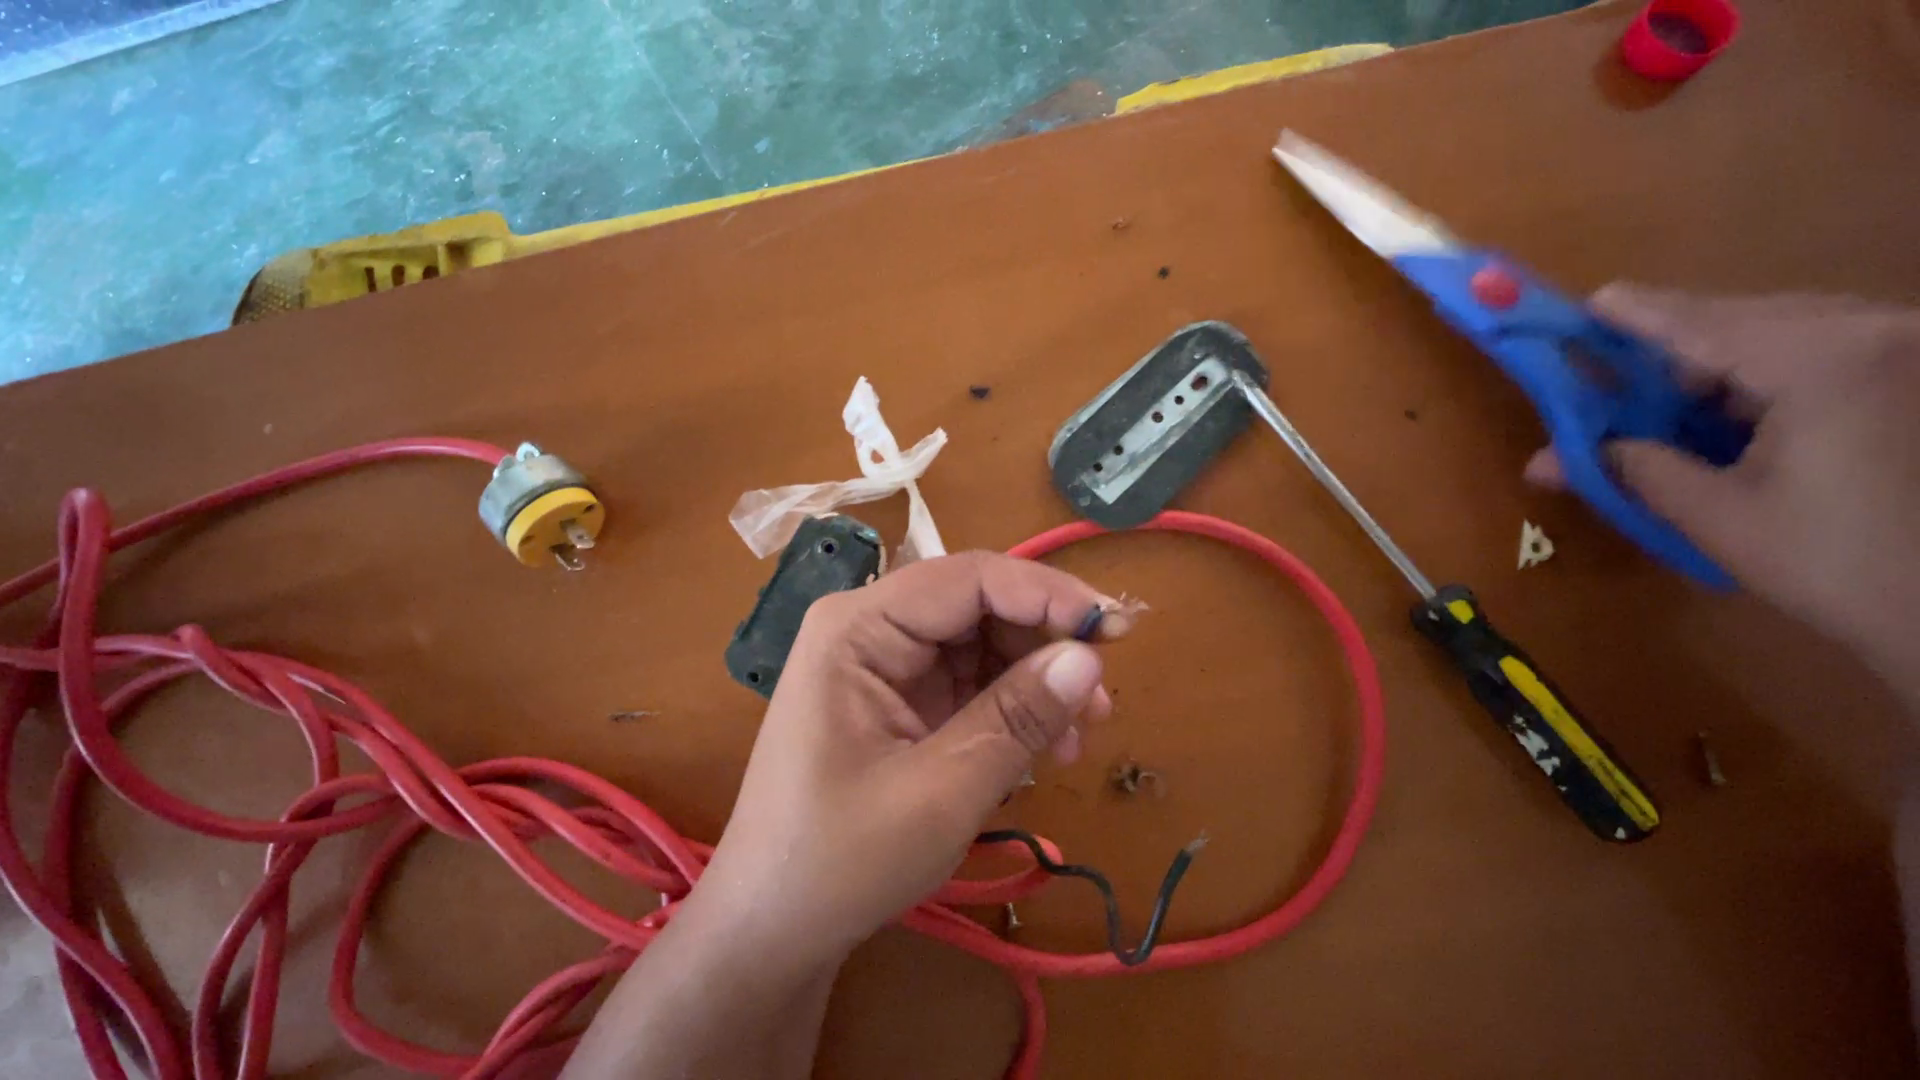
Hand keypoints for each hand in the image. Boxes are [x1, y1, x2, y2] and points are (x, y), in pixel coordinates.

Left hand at [687, 550, 1128, 963]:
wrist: (774, 926)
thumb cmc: (841, 859)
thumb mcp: (940, 791)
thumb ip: (1015, 717)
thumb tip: (1089, 657)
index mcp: (858, 627)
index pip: (969, 578)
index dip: (1048, 595)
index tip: (1116, 631)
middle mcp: (869, 628)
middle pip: (978, 605)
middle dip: (1045, 645)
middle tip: (1102, 702)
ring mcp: (883, 665)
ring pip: (982, 643)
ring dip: (1037, 681)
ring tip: (1076, 740)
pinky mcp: (899, 700)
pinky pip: (970, 682)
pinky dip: (1013, 708)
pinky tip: (1045, 750)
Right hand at [1526, 285, 1919, 692]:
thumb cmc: (1841, 565)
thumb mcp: (1719, 518)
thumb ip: (1632, 472)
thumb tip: (1540, 461)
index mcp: (1825, 361)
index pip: (1702, 324)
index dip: (1636, 316)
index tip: (1586, 305)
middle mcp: (1879, 334)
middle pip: (1748, 319)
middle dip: (1677, 348)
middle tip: (1619, 381)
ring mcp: (1913, 350)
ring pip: (1791, 333)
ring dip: (1724, 364)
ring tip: (1675, 407)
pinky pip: (1831, 351)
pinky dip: (1771, 375)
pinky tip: (1742, 415)